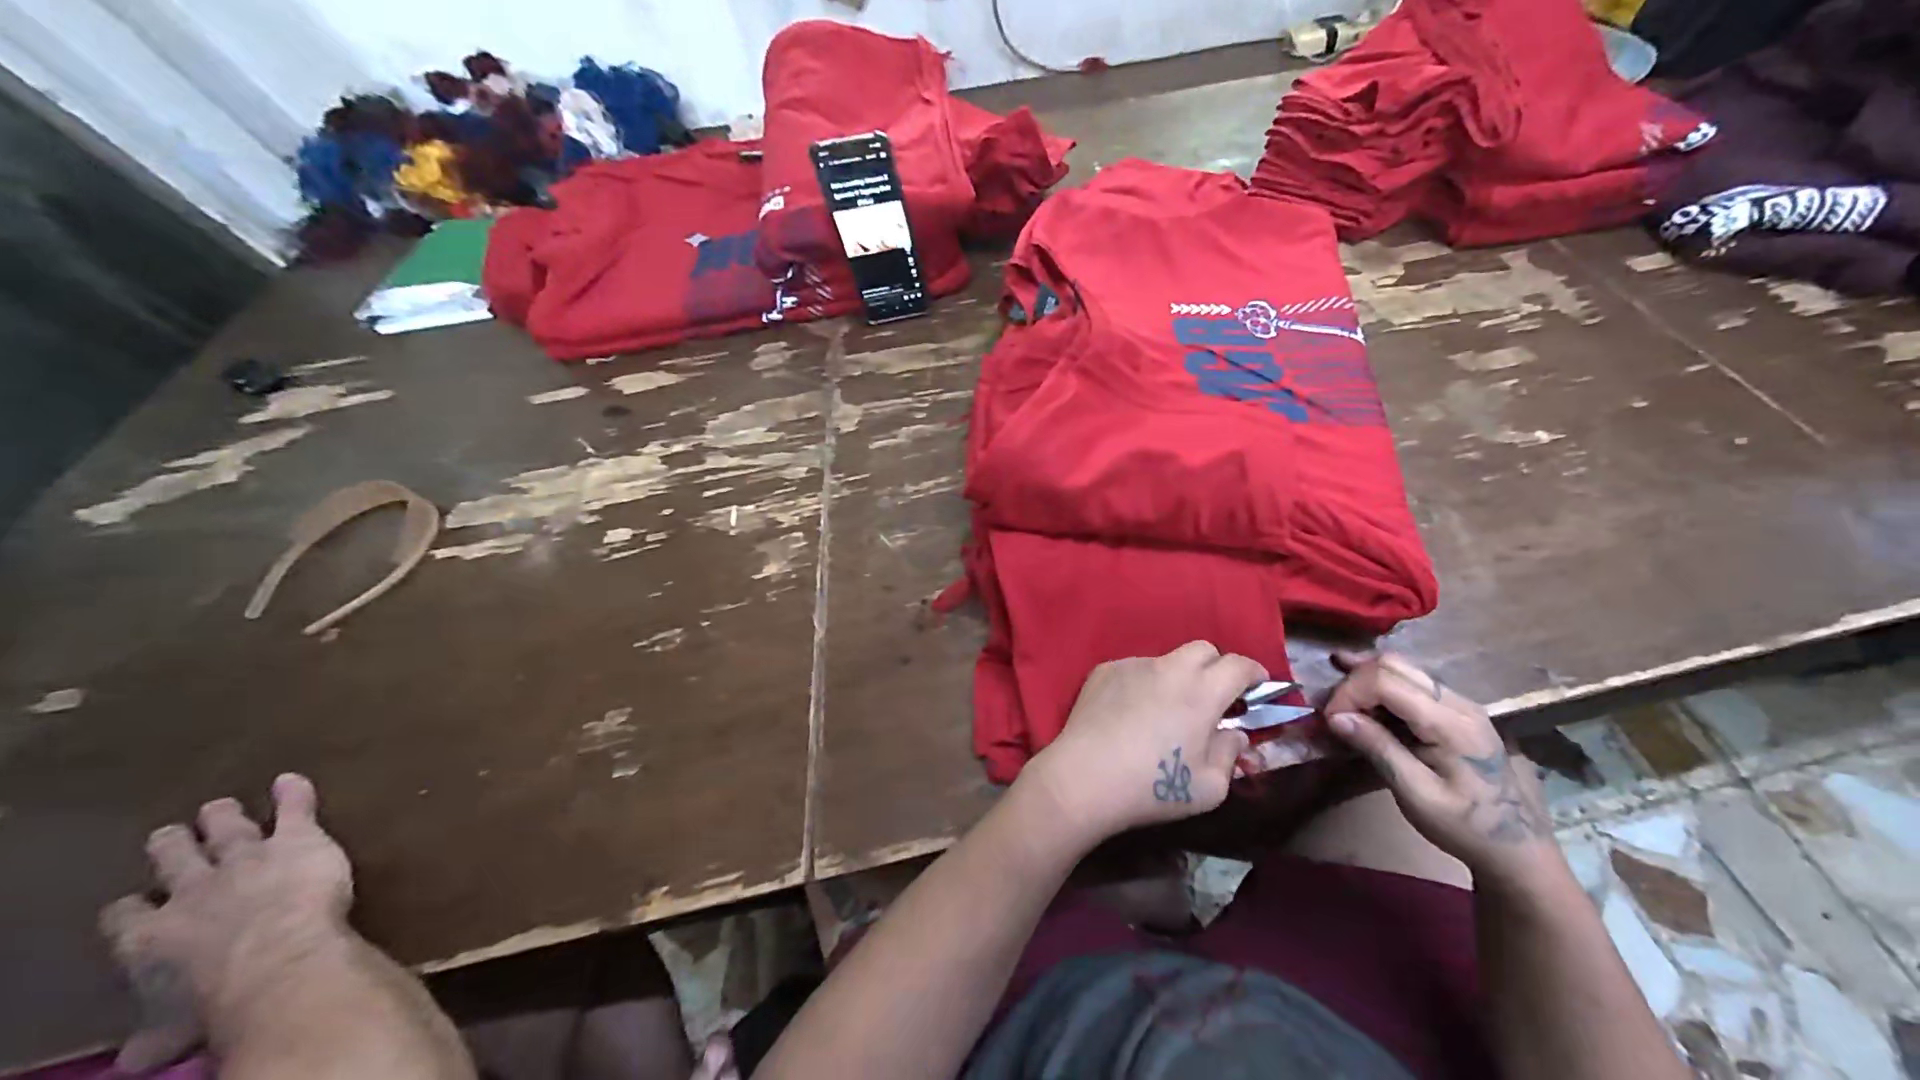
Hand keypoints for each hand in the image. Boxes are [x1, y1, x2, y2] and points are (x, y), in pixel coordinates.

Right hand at [98, 774, 353, 1070]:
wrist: (277, 960)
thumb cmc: (224, 1003)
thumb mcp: (175, 1032)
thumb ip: (156, 1038)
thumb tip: (137, 1060)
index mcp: (153, 938)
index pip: (126, 916)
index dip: (132, 908)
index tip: (135, 902)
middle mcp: (194, 890)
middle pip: (174, 857)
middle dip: (173, 845)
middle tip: (172, 833)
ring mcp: (248, 858)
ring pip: (230, 828)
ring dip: (224, 816)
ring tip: (220, 805)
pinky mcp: (298, 840)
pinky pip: (295, 808)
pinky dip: (295, 792)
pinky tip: (293, 779)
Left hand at [1026, 641, 1265, 841]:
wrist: (1084, 778)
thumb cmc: (1153, 786)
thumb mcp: (1210, 786)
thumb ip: (1230, 754)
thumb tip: (1233, 734)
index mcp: (1203, 691)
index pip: (1239, 665)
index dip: (1254, 673)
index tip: (1257, 687)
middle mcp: (1169, 668)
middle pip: (1203, 650)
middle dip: (1216, 667)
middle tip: (1213, 698)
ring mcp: (1133, 665)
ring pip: (1166, 660)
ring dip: (1176, 677)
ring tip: (1165, 711)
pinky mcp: (1104, 671)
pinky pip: (1134, 670)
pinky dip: (1143, 684)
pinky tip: (1131, 714)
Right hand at [1322, 652, 1564, 890]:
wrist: (1518, 847)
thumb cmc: (1465, 825)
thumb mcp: (1417, 795)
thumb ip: (1379, 750)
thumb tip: (1335, 717)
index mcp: (1450, 723)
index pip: (1384, 681)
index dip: (1348, 693)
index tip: (1330, 722)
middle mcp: (1458, 702)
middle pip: (1392, 664)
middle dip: (1353, 681)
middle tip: (1333, 712)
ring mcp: (1460, 703)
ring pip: (1401, 668)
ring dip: (1365, 680)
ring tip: (1340, 702)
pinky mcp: (1456, 710)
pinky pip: (1411, 682)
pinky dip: (1380, 685)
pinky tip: (1362, 695)